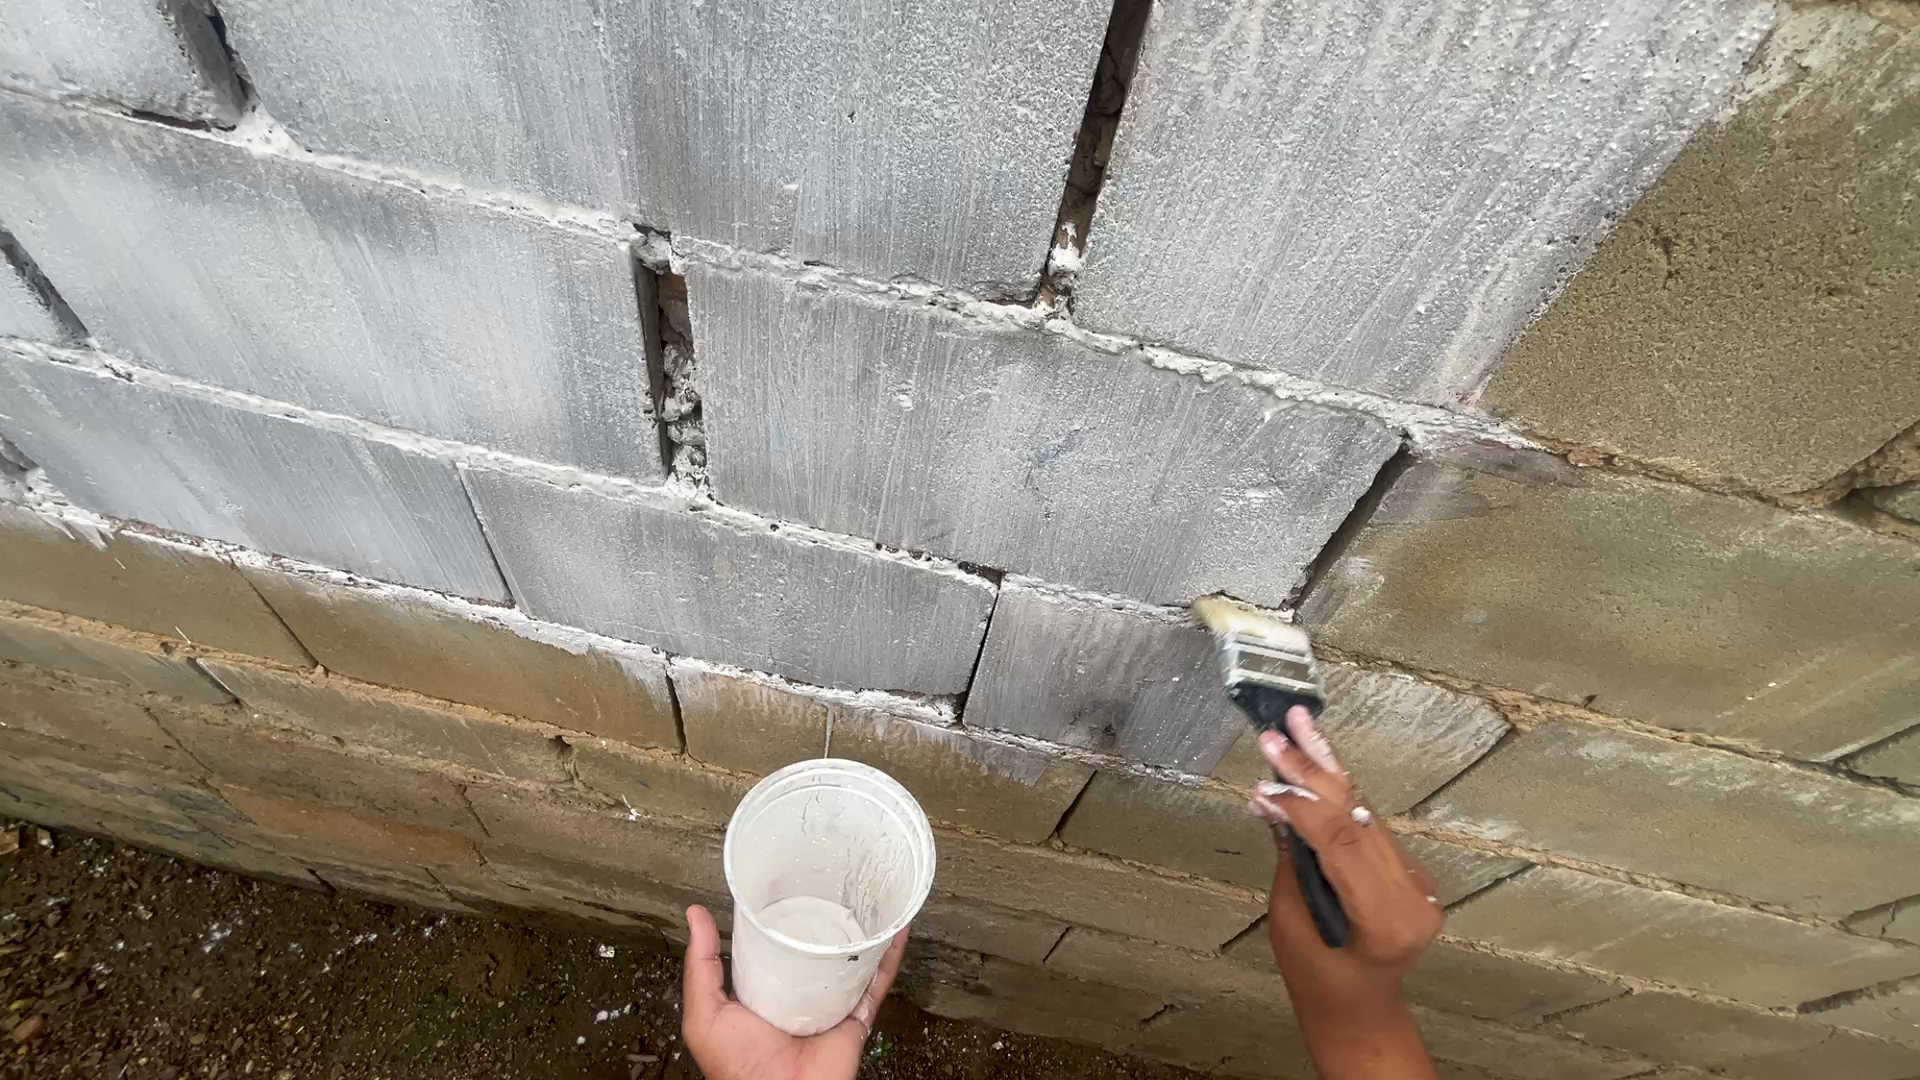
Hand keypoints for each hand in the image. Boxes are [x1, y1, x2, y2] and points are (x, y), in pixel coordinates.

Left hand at [680, 904, 908, 1079]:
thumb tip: (695, 916)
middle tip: (830, 883)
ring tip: (869, 896)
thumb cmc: (739, 1068)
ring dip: (863, 930)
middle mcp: (802, 994)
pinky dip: (890, 953)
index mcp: (768, 991)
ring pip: (852, 958)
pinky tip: (897, 927)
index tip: (785, 887)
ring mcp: (832, 1002)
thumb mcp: (707, 1014)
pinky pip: (878, 979)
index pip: (776, 947)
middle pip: (818, 949)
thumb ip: (701, 966)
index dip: (780, 918)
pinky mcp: (857, 1014)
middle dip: (826, 919)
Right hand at [1248, 706, 1443, 1008]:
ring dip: (1325, 764)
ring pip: (1363, 807)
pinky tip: (1312, 753)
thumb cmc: (1318, 976)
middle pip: (1357, 816)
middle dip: (1311, 771)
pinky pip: (1366, 817)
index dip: (1302, 806)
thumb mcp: (1291, 919)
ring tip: (1299, 722)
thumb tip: (1271, 800)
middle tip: (1278, 735)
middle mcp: (1412, 893)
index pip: (1342, 842)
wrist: (1359, 1005)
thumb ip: (1292, 857)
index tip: (1264, 785)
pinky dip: (1332, 787)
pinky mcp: (1405, 864)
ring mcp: (1414, 877)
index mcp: (1387, 918)